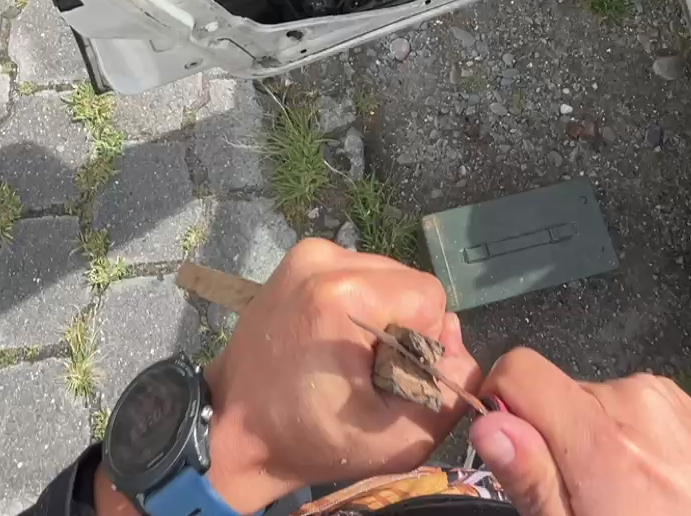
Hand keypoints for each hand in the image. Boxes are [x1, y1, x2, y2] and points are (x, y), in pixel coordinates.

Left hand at [201, 238, 480, 509]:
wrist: (233, 424)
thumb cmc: (308, 438)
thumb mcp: (392, 439)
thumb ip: (446, 393)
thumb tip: (457, 345)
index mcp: (342, 296)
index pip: (428, 295)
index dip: (425, 340)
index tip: (395, 373)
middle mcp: (324, 258)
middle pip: (407, 279)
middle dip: (406, 323)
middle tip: (375, 365)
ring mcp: (308, 252)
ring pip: (386, 271)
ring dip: (385, 310)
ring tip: (354, 350)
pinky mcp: (300, 255)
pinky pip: (359, 268)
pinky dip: (361, 299)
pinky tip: (339, 331)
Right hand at [467, 348, 690, 515]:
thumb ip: (536, 484)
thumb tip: (486, 424)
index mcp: (603, 438)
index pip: (519, 369)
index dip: (502, 404)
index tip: (516, 455)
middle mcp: (632, 398)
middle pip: (555, 393)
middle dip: (553, 438)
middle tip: (584, 501)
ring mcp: (664, 396)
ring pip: (590, 401)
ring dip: (590, 439)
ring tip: (624, 499)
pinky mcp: (686, 402)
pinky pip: (628, 404)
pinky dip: (624, 435)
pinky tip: (652, 485)